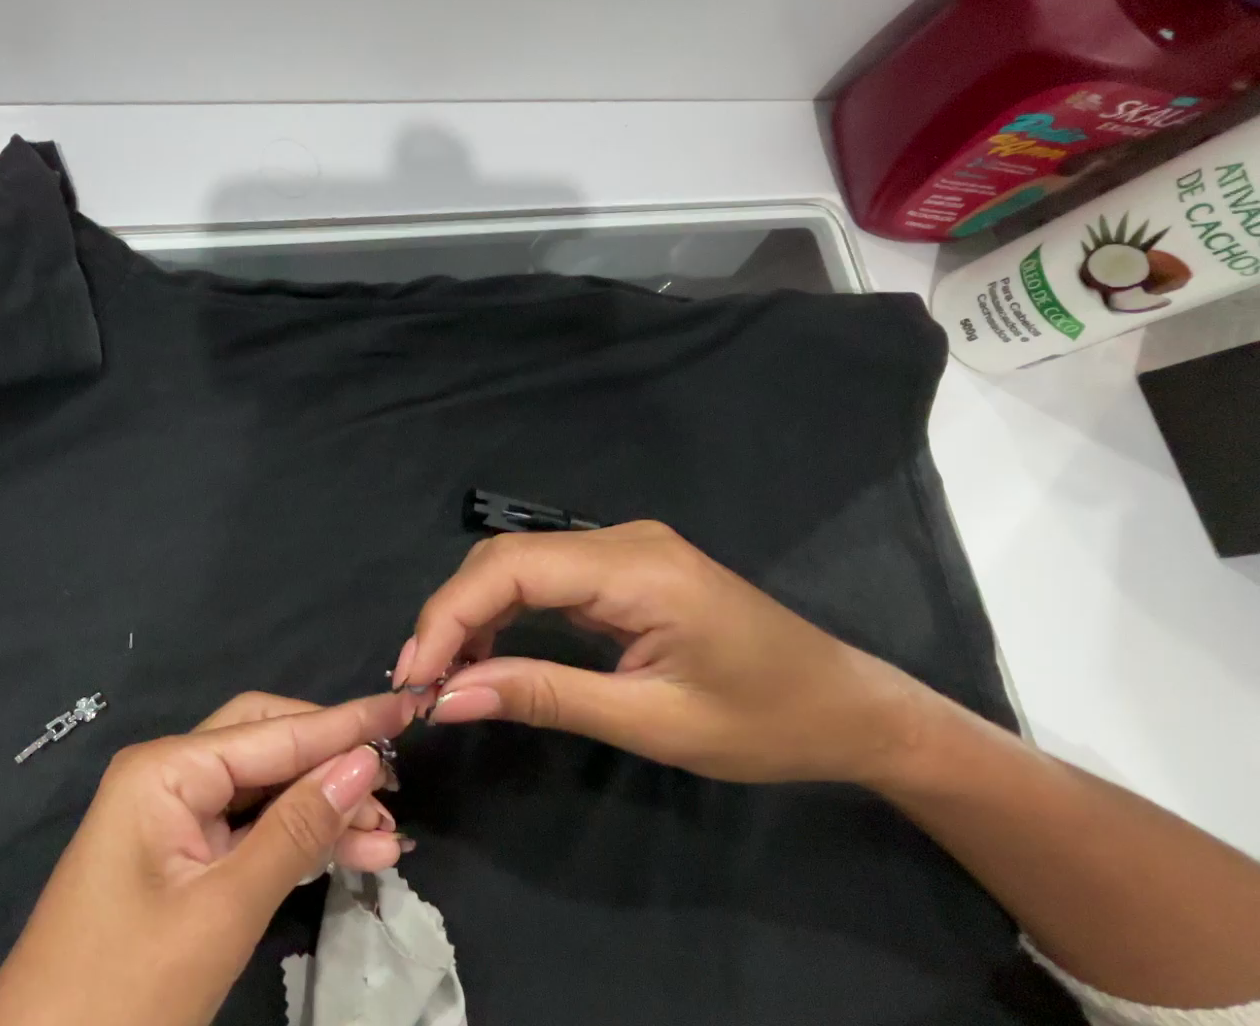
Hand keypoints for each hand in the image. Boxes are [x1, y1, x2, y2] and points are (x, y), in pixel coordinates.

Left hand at [0, 691, 414, 1025]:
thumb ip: (297, 829)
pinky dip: (298, 840)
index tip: (410, 706)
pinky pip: (249, 829)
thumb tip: (365, 760)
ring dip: (324, 808)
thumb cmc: (127, 985)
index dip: (347, 722)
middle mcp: (168, 775)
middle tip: (397, 785)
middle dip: (333, 762)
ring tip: (390, 837)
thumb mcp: (225, 908)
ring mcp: (172, 816)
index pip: (275, 732)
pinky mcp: (179, 856)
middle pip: (269, 745)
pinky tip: (352, 853)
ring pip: (265, 790)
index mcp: (167, 769)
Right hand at [391, 521, 942, 784]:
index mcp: (637, 569)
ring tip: (444, 676)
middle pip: (504, 559)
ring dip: (471, 616)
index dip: (447, 617)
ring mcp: (625, 550)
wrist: (851, 711)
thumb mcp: (650, 722)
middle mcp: (623, 541)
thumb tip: (447, 697)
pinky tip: (487, 654)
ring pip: (517, 566)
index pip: (509, 570)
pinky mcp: (625, 569)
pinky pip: (544, 579)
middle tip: (421, 683)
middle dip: (450, 616)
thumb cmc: (766, 723)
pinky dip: (503, 615)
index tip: (414, 678)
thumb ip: (544, 697)